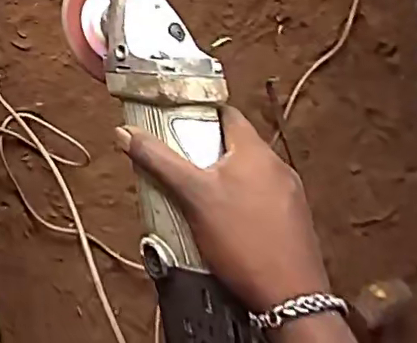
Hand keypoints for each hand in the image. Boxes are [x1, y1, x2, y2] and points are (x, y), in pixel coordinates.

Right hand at [117, 107, 331, 311]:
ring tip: (190, 185)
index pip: (225, 111)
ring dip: (218, 171)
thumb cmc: (243, 242)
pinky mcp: (292, 223)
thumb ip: (156, 159)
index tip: (171, 115)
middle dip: (201, 144)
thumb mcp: (190, 194)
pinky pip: (257, 193)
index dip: (196, 109)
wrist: (293, 308)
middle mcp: (278, 169)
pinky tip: (217, 214)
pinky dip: (235, 194)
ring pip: (244, 169)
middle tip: (174, 152)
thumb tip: (123, 131)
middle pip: (232, 140)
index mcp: (257, 152)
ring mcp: (290, 197)